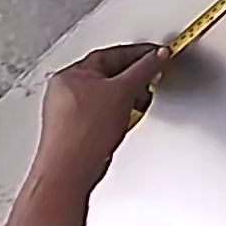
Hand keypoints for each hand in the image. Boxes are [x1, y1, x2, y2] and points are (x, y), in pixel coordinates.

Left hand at [38, 44, 167, 193]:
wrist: (70, 172)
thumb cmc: (83, 133)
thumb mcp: (123, 91)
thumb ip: (144, 69)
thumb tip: (157, 56)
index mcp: (71, 74)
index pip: (112, 54)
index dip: (139, 53)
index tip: (157, 55)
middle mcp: (67, 90)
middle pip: (110, 74)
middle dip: (135, 78)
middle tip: (152, 78)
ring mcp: (71, 110)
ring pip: (109, 93)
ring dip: (129, 96)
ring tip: (139, 103)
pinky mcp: (78, 128)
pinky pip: (105, 110)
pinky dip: (120, 111)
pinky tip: (126, 119)